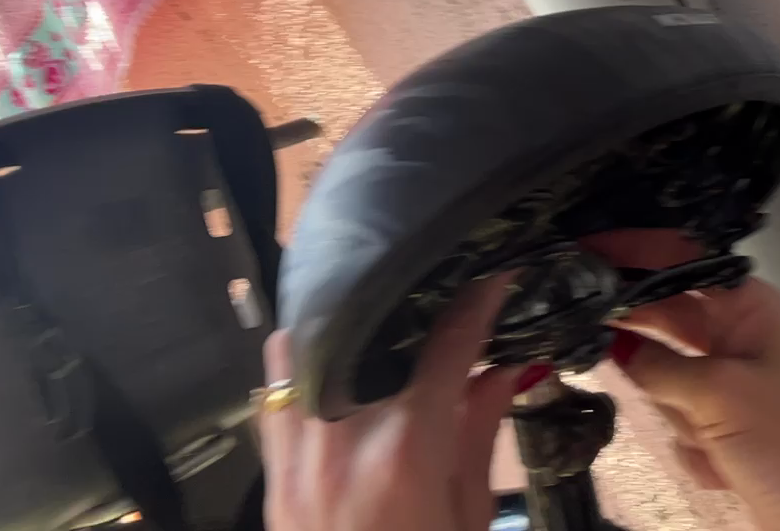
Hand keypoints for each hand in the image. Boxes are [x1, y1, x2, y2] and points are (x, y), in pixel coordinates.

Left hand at [260, 274, 524, 530]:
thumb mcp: (468, 515)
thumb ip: (480, 428)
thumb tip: (506, 365)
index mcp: (406, 451)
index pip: (448, 346)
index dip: (478, 300)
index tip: (494, 273)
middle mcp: (344, 437)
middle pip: (375, 331)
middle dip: (416, 300)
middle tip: (445, 287)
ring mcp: (298, 451)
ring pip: (308, 343)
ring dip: (350, 320)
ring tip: (386, 311)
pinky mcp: (272, 470)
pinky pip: (276, 389)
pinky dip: (303, 356)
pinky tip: (335, 350)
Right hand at [592, 234, 779, 530]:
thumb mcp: (717, 397)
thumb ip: (656, 365)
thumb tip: (608, 341)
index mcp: (746, 304)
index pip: (678, 260)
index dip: (631, 252)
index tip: (582, 252)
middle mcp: (738, 333)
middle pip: (667, 318)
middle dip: (646, 347)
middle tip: (591, 342)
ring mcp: (735, 382)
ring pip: (670, 376)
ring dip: (682, 414)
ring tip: (712, 443)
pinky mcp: (732, 427)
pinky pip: (686, 420)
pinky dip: (698, 447)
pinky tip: (724, 470)